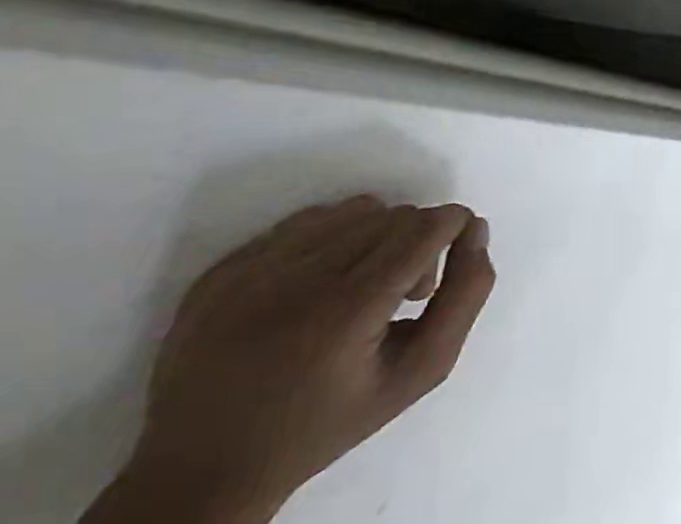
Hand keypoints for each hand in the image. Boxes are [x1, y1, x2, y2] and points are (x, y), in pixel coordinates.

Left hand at [84, 196, 495, 523]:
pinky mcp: (220, 271)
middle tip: (407, 292)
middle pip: (395, 215)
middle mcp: (295, 280)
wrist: (204, 470)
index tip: (452, 259)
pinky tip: (319, 284)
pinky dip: (331, 239)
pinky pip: (303, 222)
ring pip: (353, 210)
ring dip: (377, 235)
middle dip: (419, 241)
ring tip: (362, 284)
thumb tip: (476, 229)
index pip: (426, 226)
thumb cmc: (329, 422)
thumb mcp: (420, 372)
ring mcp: (249, 272)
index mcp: (347, 311)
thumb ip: (465, 295)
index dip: (455, 228)